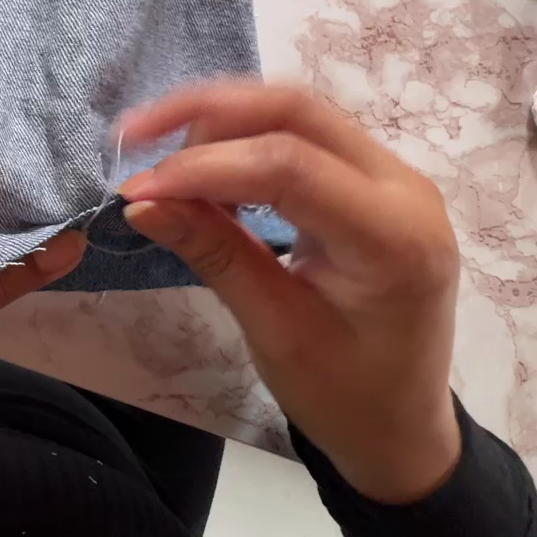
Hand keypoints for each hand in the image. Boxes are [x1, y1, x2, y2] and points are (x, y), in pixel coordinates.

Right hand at [118, 82, 462, 503]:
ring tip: (158, 154)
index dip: (202, 167)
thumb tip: (140, 202)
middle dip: (205, 112)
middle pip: (294, 112)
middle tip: (134, 135)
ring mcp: (390, 175)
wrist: (400, 425)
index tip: (136, 189)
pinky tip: (200, 165)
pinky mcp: (368, 179)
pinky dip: (239, 138)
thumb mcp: (271, 328)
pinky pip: (298, 135)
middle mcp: (403, 186)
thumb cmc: (343, 393)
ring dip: (218, 119)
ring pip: (293, 113)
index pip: (288, 166)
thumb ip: (212, 252)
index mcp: (393, 238)